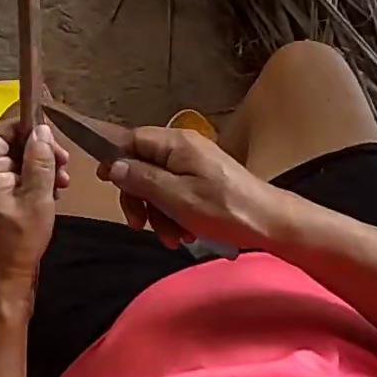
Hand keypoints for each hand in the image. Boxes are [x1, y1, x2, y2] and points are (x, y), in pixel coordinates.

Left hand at [0, 117, 69, 299]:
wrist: (7, 279)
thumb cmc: (21, 239)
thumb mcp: (38, 197)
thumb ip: (40, 160)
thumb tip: (42, 130)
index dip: (21, 128)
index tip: (48, 136)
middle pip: (5, 145)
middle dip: (36, 148)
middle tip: (63, 160)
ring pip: (12, 161)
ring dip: (39, 164)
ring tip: (63, 179)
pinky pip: (12, 177)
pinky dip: (33, 178)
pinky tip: (53, 190)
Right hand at [103, 127, 292, 251]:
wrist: (271, 223)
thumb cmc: (223, 209)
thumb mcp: (176, 196)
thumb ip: (141, 179)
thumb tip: (113, 165)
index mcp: (176, 143)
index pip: (132, 139)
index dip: (115, 159)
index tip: (105, 184)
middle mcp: (184, 147)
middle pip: (142, 165)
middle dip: (139, 197)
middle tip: (140, 225)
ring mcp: (195, 164)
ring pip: (158, 183)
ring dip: (158, 212)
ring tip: (171, 237)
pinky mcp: (204, 180)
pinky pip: (176, 192)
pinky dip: (174, 213)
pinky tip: (183, 234)